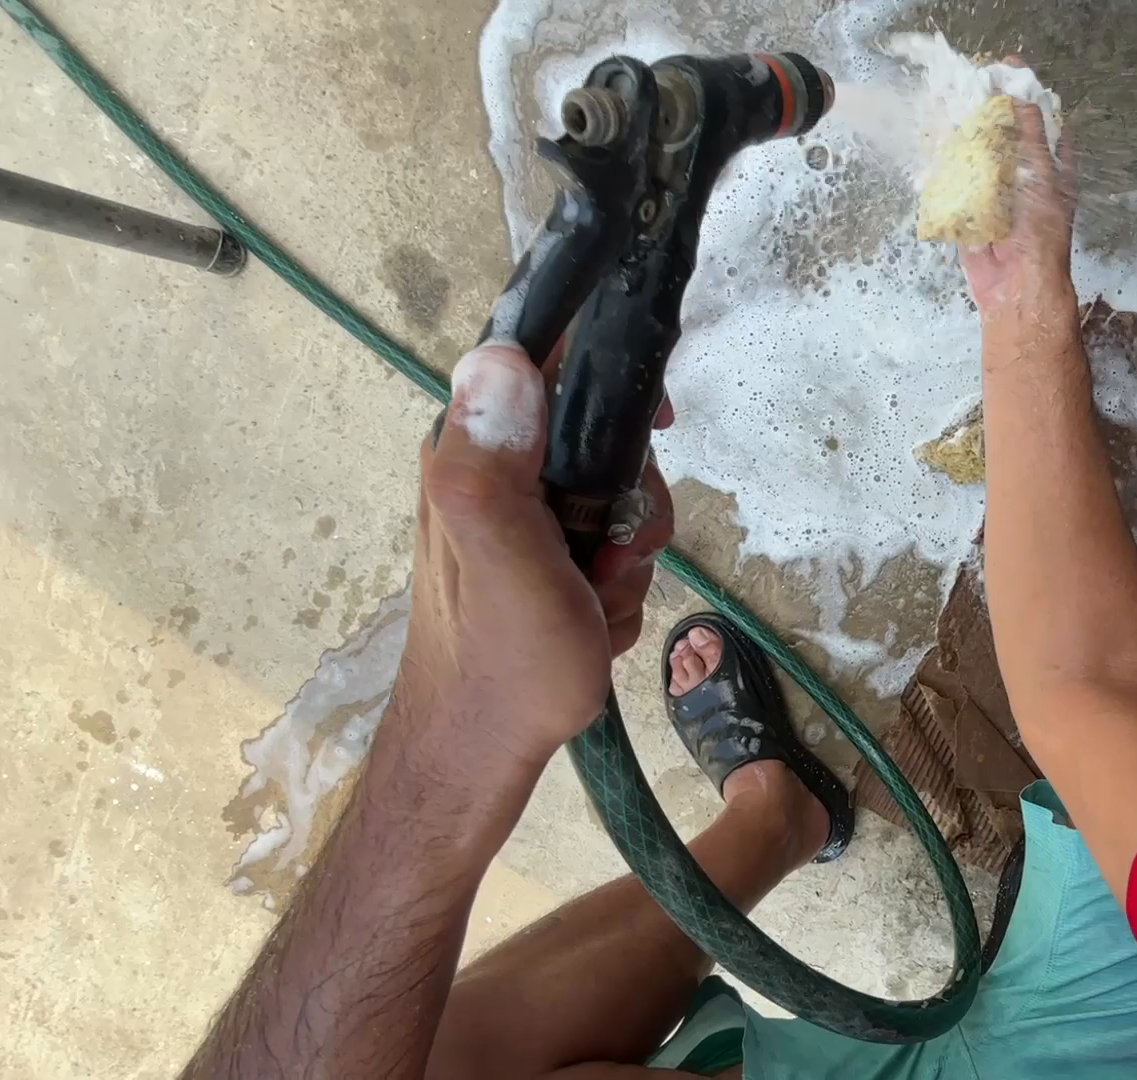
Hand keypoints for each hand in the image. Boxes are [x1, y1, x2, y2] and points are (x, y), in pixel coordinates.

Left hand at [387, 342, 673, 767]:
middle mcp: (503, 476)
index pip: (550, 367)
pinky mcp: (555, 560)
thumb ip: (495, 457)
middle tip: (615, 556)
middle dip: (633, 500)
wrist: (490, 748)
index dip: (612, 381)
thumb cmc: (502, 657)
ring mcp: (533, 522)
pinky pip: (618, 545)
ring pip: (623, 500)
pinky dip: (622, 582)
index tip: (657, 428)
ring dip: (631, 552)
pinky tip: (597, 615)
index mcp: (479, 452)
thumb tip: (504, 356)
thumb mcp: (500, 551)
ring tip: (601, 598)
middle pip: (608, 441)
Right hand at [959, 88, 1078, 332]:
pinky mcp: (971, 215)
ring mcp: (995, 198)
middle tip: (971, 92)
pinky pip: (958, 190)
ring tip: (951, 115)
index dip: (1026, 99)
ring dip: (965, 144)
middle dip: (988, 119)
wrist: (1017, 285)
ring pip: (978, 161)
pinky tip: (938, 151)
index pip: (1041, 123)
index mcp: (1051, 169)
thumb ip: (1029, 135)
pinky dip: (948, 174)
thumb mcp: (1042, 175)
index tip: (1006, 75)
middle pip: (1005, 139)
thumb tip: (1020, 94)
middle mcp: (1023, 180)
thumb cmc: (1040, 233)